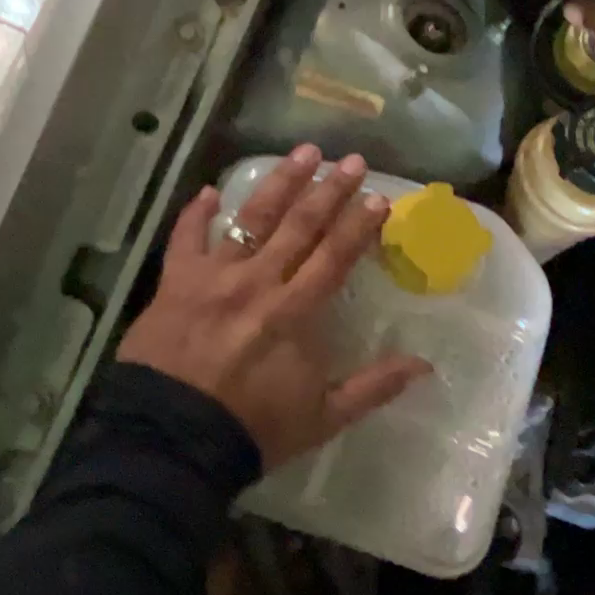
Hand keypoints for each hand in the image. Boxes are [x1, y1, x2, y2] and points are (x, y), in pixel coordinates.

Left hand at [117, 144, 432, 467]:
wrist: (169, 442)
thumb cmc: (252, 430)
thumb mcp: (323, 418)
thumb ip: (373, 387)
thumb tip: (425, 365)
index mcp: (294, 312)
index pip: (335, 256)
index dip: (359, 225)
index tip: (378, 196)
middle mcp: (257, 283)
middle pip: (299, 226)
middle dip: (329, 190)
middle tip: (350, 160)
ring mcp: (213, 277)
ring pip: (251, 218)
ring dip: (279, 183)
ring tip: (302, 152)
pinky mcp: (175, 283)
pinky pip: (185, 239)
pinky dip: (195, 214)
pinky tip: (207, 192)